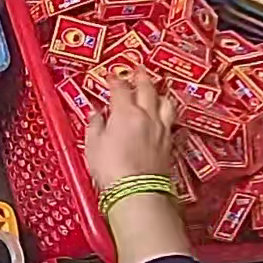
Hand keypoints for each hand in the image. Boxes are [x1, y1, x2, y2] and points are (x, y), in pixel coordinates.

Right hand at [84, 73, 176, 187]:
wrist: (136, 192)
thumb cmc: (113, 170)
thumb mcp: (93, 145)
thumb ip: (95, 125)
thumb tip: (95, 115)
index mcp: (125, 113)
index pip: (120, 89)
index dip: (115, 80)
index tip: (111, 76)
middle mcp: (147, 116)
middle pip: (147, 89)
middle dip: (141, 77)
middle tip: (138, 70)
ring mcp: (161, 129)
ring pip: (164, 102)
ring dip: (158, 92)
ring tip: (154, 90)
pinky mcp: (168, 144)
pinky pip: (169, 119)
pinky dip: (164, 111)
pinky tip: (161, 114)